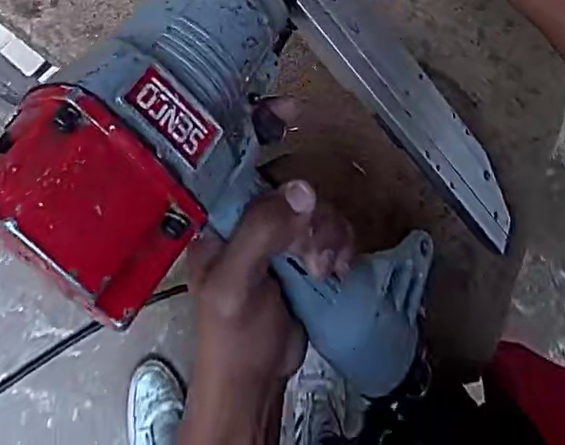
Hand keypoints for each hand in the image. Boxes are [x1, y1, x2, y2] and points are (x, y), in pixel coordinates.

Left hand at [179, 181, 354, 444]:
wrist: (257, 385)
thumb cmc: (233, 339)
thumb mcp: (234, 285)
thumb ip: (261, 232)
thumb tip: (304, 189)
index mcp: (222, 222)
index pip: (256, 179)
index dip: (283, 193)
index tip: (298, 222)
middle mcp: (251, 222)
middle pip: (295, 194)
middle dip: (313, 226)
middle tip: (312, 262)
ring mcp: (280, 238)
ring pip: (319, 210)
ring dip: (330, 238)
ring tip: (322, 273)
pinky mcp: (305, 254)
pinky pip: (333, 229)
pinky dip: (342, 245)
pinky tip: (337, 270)